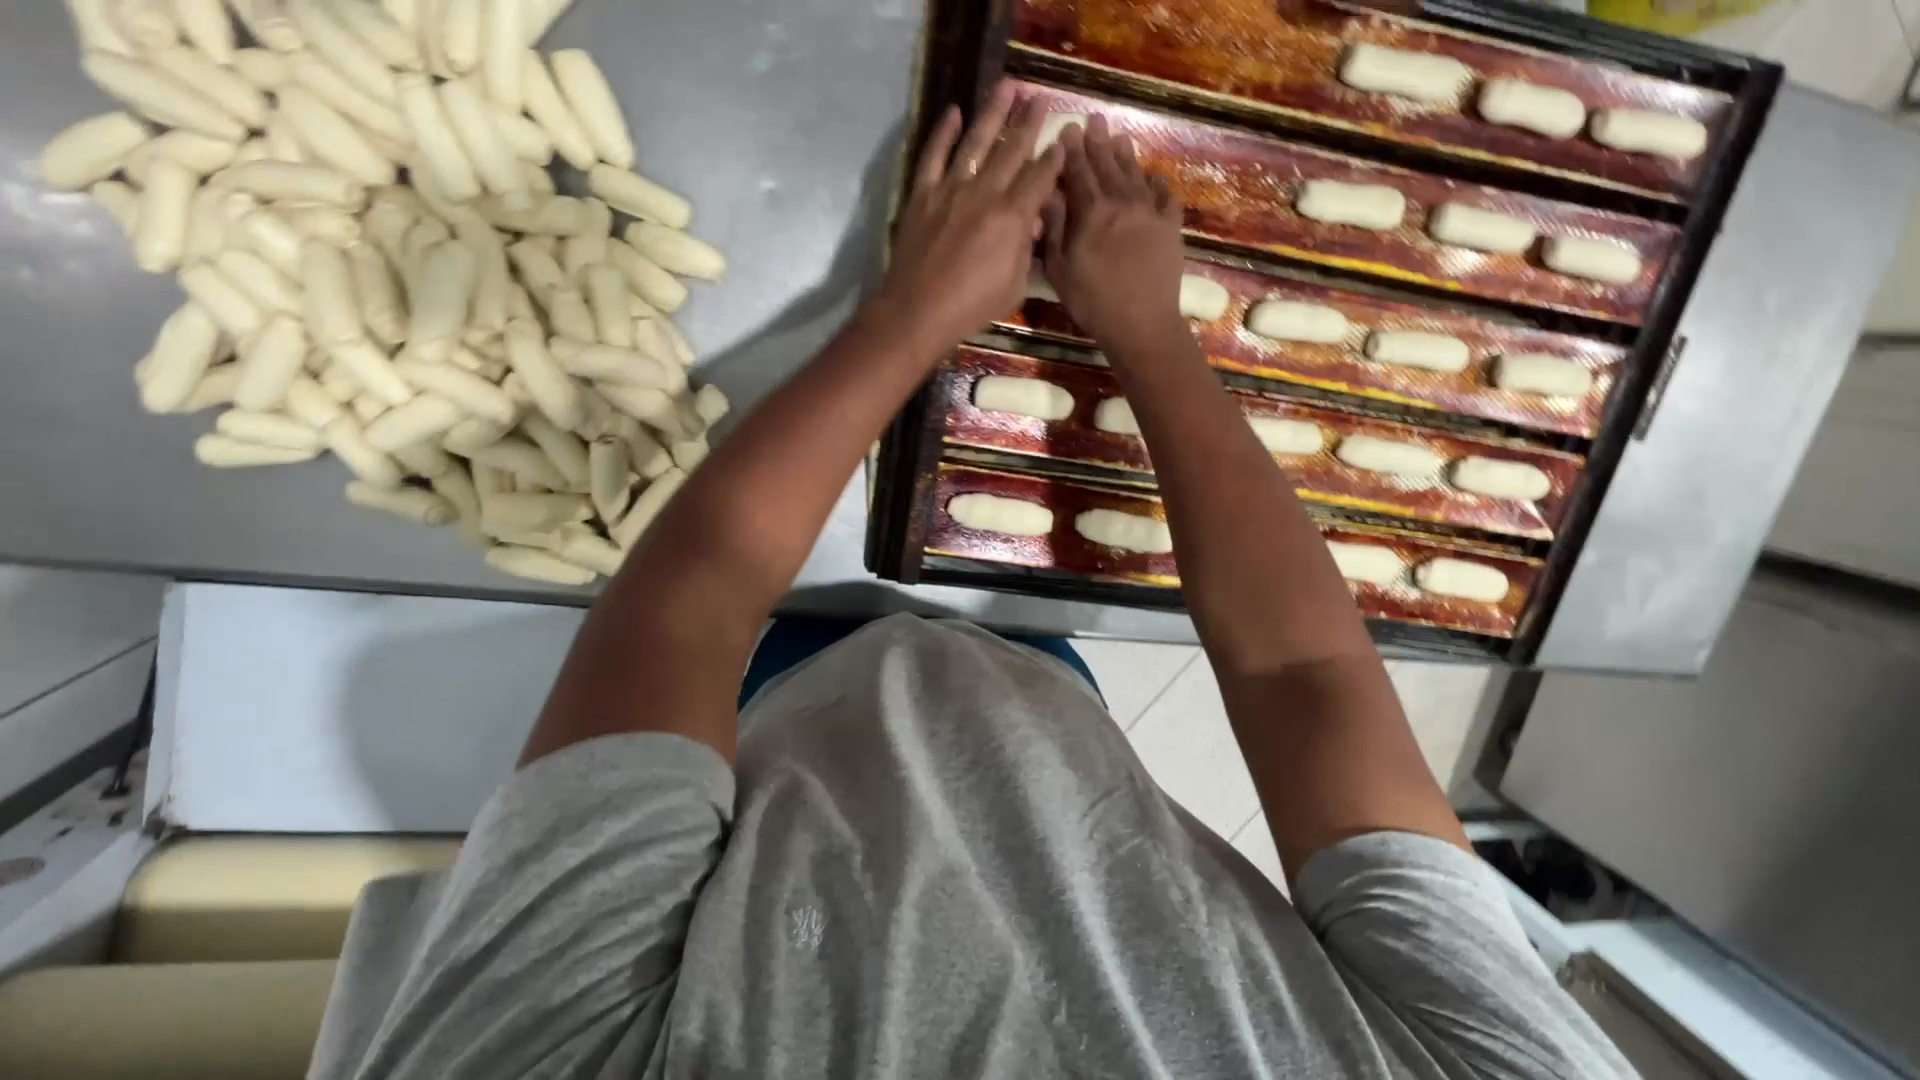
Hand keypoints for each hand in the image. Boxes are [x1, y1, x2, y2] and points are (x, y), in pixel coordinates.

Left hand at [876, 83, 1063, 353]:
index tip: (1062, 139)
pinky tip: (954, 112)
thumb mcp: (1014, 285)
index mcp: (1013, 217)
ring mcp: (951, 190)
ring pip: (976, 141)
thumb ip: (1025, 251)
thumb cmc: (971, 307)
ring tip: (1007, 87)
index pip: (1040, 176)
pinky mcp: (923, 195)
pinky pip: (933, 155)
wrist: (919, 310)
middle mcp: (986, 193)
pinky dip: (943, 132)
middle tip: (1042, 98)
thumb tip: (1030, 225)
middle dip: (1030, 121)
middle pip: (1013, 149)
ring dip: (993, 112)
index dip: (1054, 156)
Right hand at [1040, 116, 1187, 347]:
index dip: (1071, 151)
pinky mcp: (1170, 229)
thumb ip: (1055, 228)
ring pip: (1136, 176)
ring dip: (1126, 156)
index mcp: (1091, 212)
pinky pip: (1166, 198)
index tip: (1066, 129)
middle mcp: (1122, 203)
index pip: (1078, 173)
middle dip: (1098, 142)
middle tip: (1094, 120)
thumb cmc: (1092, 302)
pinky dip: (1159, 184)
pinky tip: (1154, 177)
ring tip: (1120, 138)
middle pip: (1108, 166)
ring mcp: (1150, 214)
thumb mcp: (1060, 270)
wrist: (1142, 323)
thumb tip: (1050, 194)